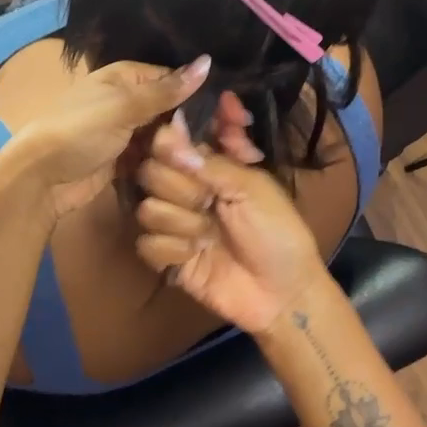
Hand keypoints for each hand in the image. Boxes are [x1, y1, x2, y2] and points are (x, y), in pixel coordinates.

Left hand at [0, 56, 211, 219]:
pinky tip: (186, 173)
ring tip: (203, 161)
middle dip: (188, 126)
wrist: (41, 177)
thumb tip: (207, 62)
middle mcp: (126, 101)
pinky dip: (164, 164)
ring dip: (177, 148)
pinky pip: (152, 158)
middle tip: (216, 145)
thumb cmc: (79, 131)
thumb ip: (166, 91)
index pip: (172, 79)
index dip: (197, 94)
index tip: (226, 114)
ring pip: (163, 137)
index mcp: (125, 77)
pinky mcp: (123, 160)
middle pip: (170, 110)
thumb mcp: (124, 107)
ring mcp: (124, 132)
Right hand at [134, 116, 330, 334]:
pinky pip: (145, 244)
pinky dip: (172, 251)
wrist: (281, 292)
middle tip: (209, 203)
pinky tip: (195, 256)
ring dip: (181, 223)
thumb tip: (169, 134)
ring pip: (146, 209)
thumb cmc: (277, 232)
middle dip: (180, 189)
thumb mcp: (252, 188)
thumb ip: (210, 161)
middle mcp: (184, 189)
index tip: (188, 157)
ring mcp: (173, 223)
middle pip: (149, 172)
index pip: (169, 141)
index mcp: (207, 166)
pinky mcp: (165, 256)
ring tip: (207, 236)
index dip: (170, 144)